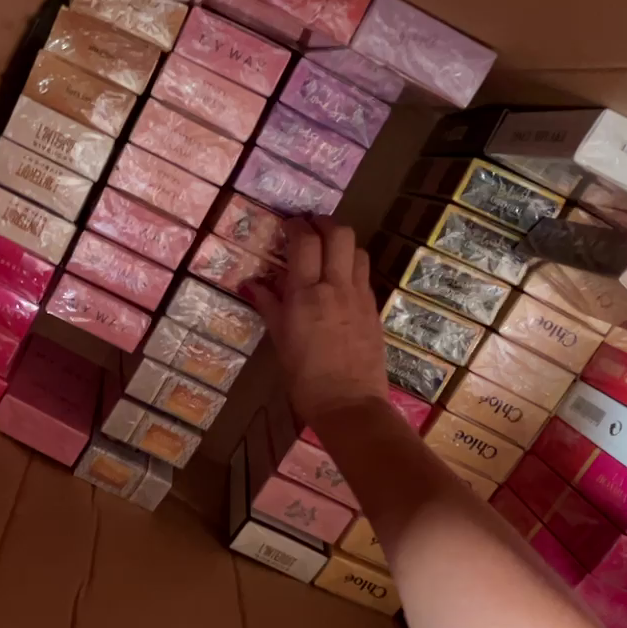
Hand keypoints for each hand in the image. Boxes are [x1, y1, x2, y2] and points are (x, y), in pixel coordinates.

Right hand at [248, 217, 389, 425]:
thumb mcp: (280, 340)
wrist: (348, 404)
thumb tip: (252, 285)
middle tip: (310, 226)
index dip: (296, 225)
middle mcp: (335, 287)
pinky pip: (364, 275)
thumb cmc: (304, 378)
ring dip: (342, 243)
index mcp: (306, 294)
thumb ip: (269, 306)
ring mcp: (359, 297)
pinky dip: (352, 267)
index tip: (288, 223)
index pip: (304, 242)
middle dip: (324, 223)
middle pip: (339, 234)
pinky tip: (340, 279)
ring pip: (358, 250)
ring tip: (327, 250)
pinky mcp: (374, 309)